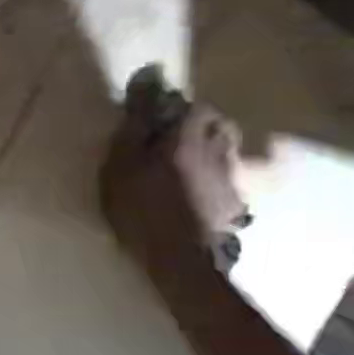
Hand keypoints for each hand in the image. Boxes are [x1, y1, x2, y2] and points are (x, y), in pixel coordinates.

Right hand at [100, 74, 246, 278]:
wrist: (180, 260)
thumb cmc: (141, 209)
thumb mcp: (120, 167)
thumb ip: (132, 130)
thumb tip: (142, 94)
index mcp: (187, 139)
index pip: (194, 106)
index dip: (178, 105)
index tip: (161, 111)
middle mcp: (216, 153)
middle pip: (220, 125)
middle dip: (202, 123)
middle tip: (177, 133)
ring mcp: (230, 180)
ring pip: (228, 151)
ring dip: (211, 149)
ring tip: (189, 162)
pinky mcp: (234, 205)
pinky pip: (228, 179)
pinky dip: (215, 178)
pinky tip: (199, 192)